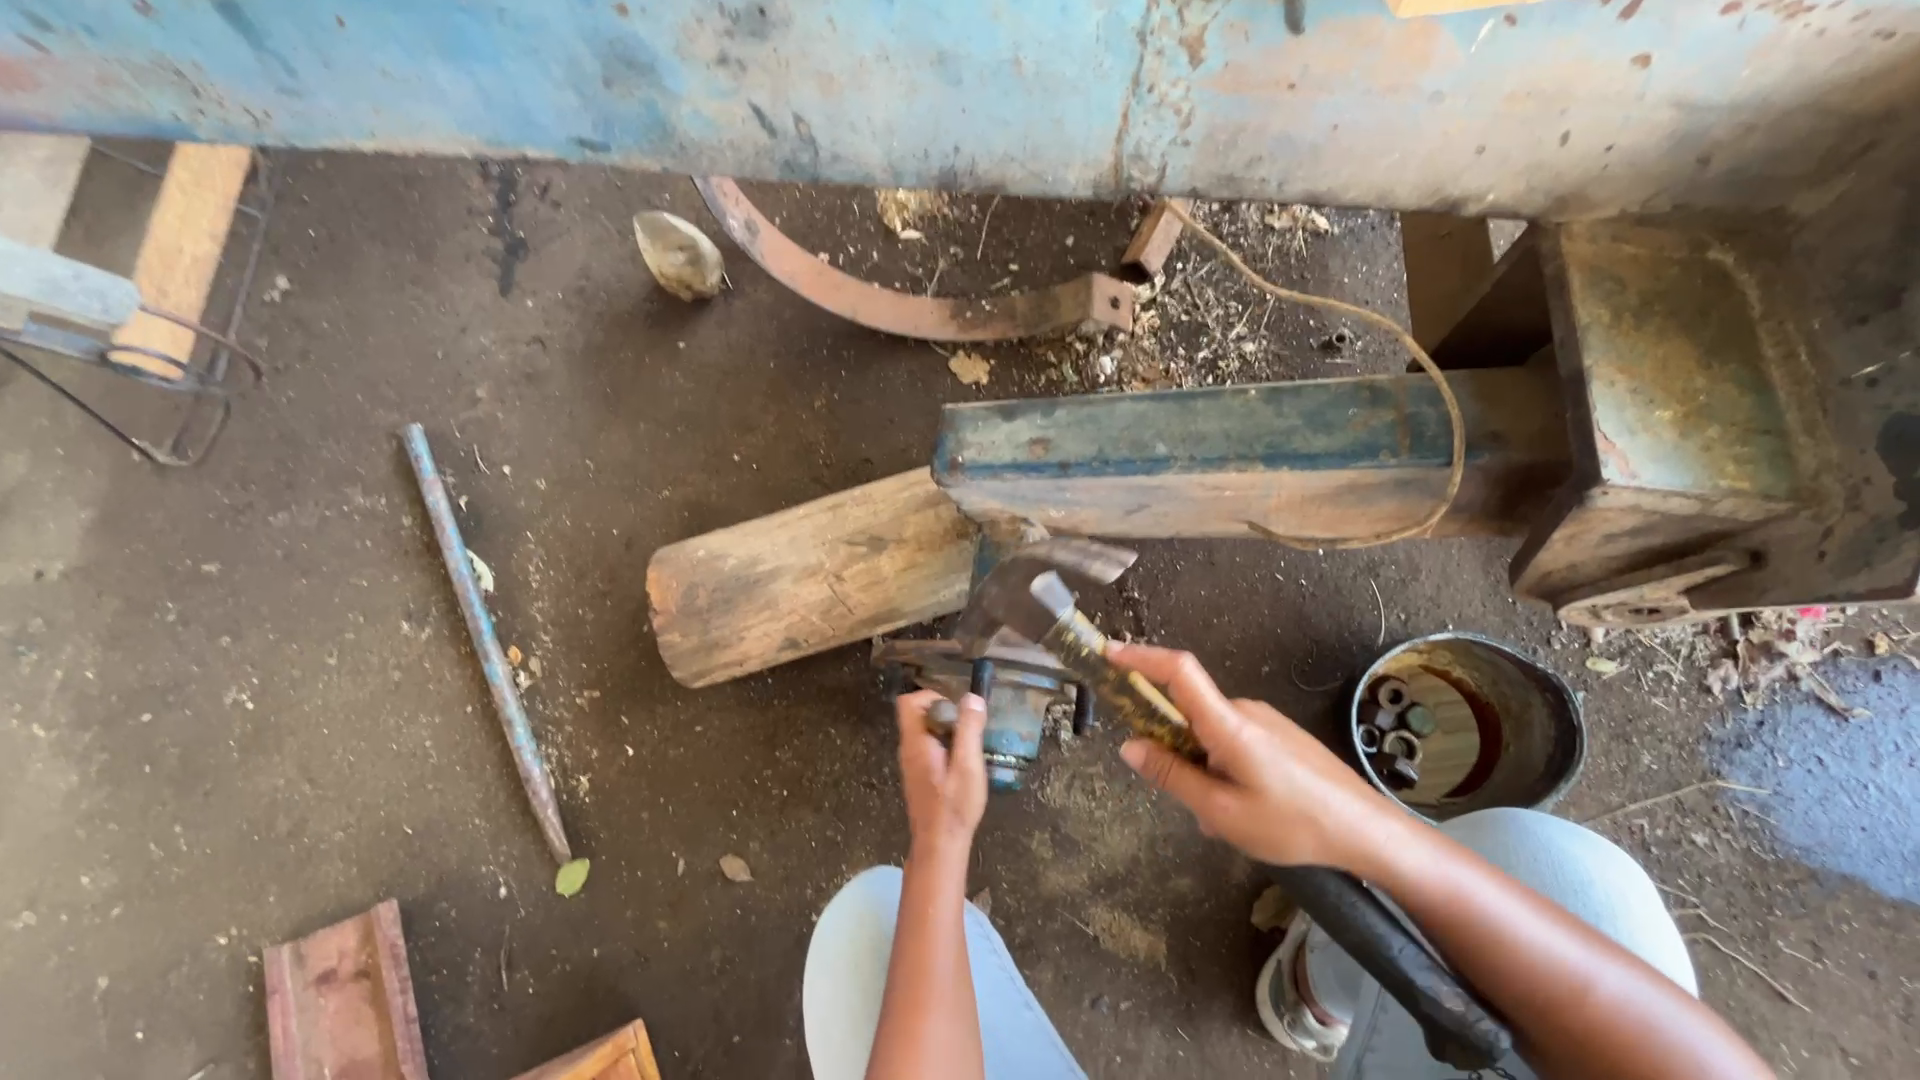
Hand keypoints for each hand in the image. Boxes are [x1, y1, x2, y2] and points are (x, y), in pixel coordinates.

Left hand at [894, 689, 988, 857]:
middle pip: (918, 715)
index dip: (932, 697)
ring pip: (925, 732)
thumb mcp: (968, 765)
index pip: (909, 702)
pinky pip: (928, 748)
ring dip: (946, 732)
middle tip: (967, 730)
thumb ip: (969, 730)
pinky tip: (962, 765)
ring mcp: (911, 764)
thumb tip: (971, 698)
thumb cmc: (954, 805)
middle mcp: (908, 750)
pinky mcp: (918, 776)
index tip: (956, 710)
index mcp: (915, 743)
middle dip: (944, 714)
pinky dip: (944, 747)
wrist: (940, 844)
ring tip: (968, 748)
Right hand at [1108, 643, 1397, 873]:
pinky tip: (1247, 813)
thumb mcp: (1222, 812)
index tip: (1108, 653)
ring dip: (1203, 771)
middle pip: (1188, 715)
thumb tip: (1129, 746)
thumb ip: (1172, 776)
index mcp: (1228, 724)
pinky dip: (1223, 771)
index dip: (1140, 657)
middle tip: (1191, 805)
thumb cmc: (1293, 823)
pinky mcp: (1280, 735)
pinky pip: (1233, 744)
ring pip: (1211, 737)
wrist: (1367, 830)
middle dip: (1175, 753)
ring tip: (1226, 822)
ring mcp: (1265, 721)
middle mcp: (1245, 711)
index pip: (1178, 673)